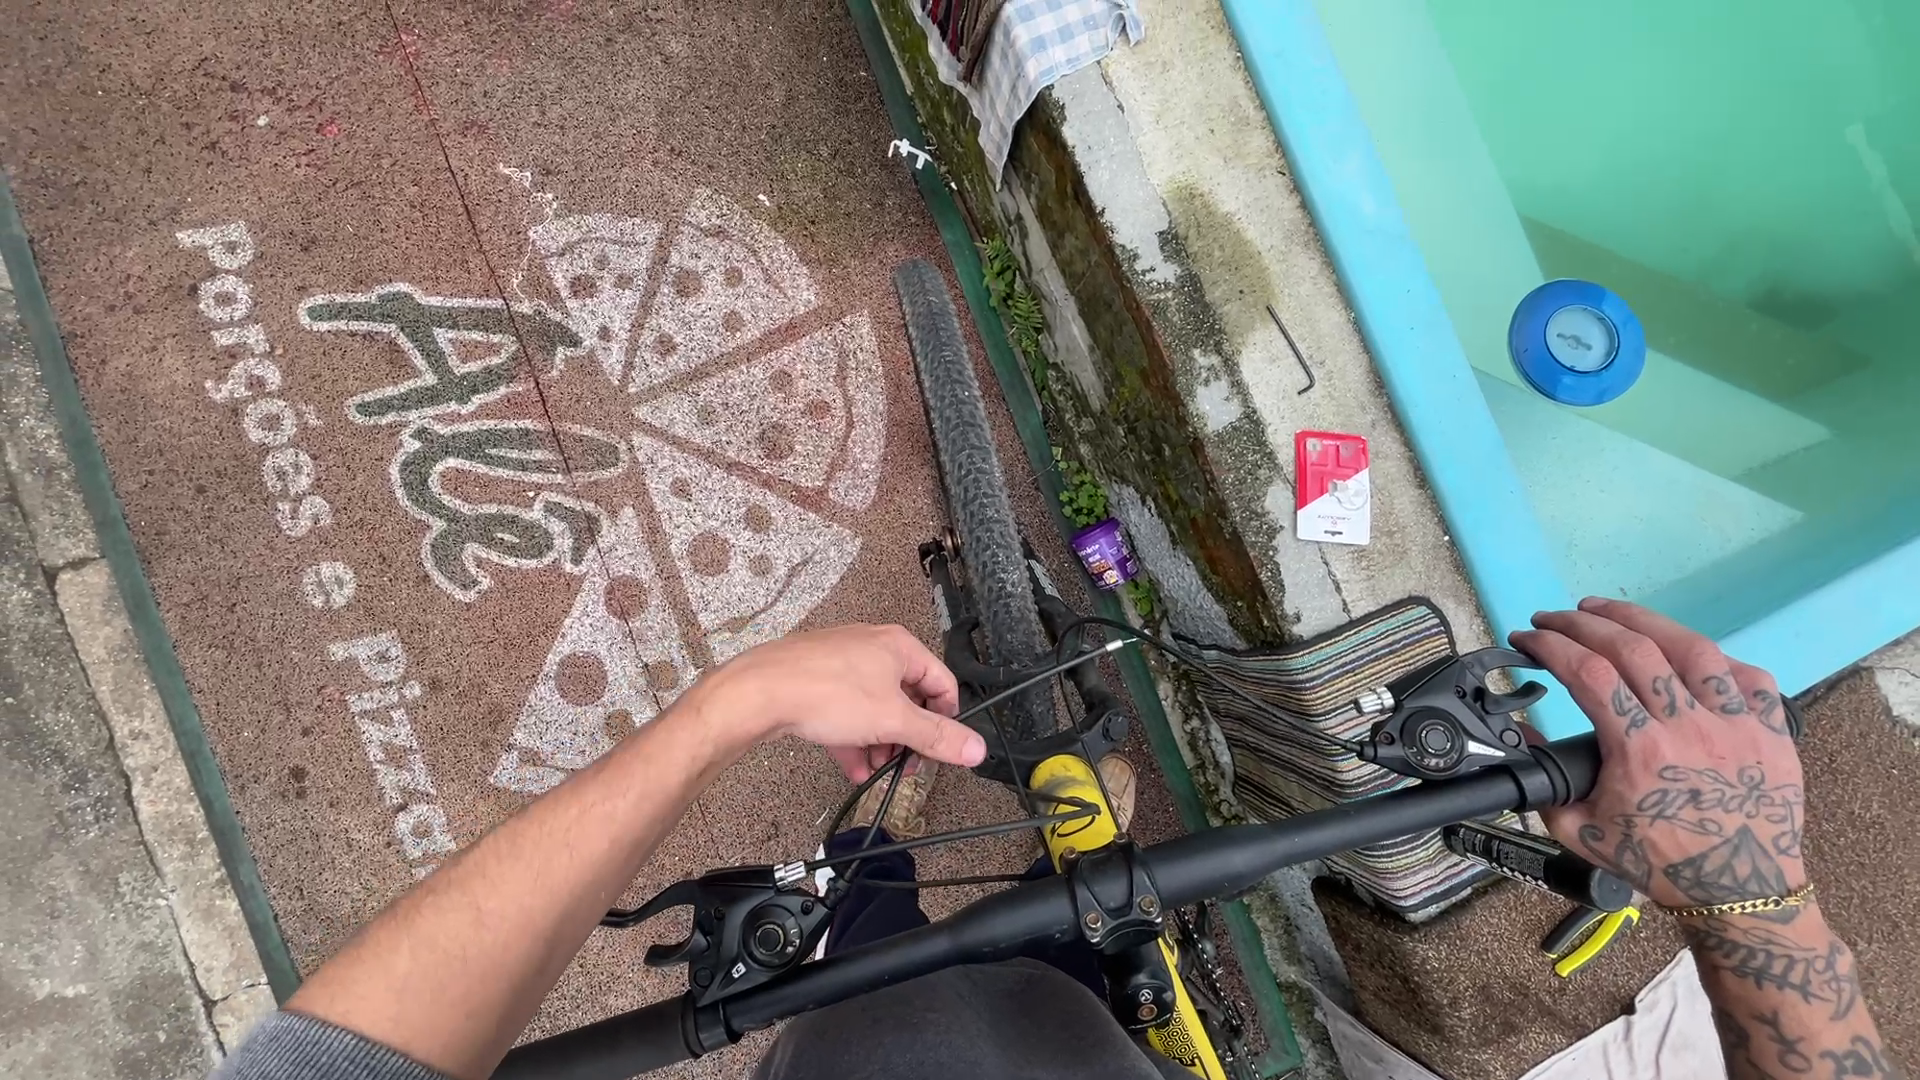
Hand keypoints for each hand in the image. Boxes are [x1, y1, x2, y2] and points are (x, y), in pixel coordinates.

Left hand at [697, 624, 985, 781]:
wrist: (760, 692)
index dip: (946, 720)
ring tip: (875, 769)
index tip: (940, 749)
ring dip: (881, 742)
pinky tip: (852, 767)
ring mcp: (844, 662)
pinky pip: (847, 711)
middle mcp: (874, 648)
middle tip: (906, 764)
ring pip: (875, 707)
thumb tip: (976, 748)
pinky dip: (854, 738)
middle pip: (908, 697)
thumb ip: (937, 736)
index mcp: (900, 647)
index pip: (942, 684)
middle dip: (907, 737)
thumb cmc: (826, 691)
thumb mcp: (893, 721)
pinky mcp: (820, 679)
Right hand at [1509, 597, 1806, 913]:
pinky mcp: (1776, 735)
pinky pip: (1749, 677)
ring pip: (1692, 648)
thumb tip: (1520, 732)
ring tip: (1605, 610)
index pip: (1586, 672)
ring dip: (1640, 620)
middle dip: (1580, 622)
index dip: (1548, 645)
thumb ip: (1540, 777)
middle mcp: (1691, 728)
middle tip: (1551, 618)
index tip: (1524, 638)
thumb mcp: (1574, 825)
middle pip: (1632, 648)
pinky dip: (1711, 655)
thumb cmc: (1651, 860)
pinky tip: (1680, 651)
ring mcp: (1740, 728)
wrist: (1740, 893)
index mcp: (1639, 750)